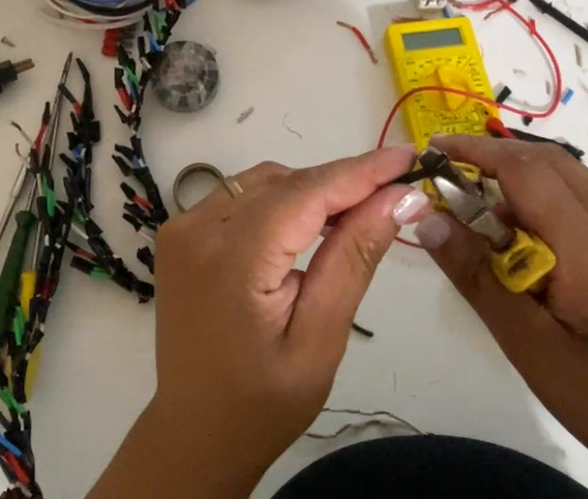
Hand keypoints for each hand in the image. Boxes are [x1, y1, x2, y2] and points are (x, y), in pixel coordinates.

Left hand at [89, 147, 430, 498]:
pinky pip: (238, 197)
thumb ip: (353, 259)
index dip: (360, 171)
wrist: (196, 430)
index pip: (306, 192)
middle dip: (339, 182)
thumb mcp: (320, 338)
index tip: (408, 157)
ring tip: (353, 215)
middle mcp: (197, 228)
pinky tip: (305, 227)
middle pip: (282, 182)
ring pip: (260, 182)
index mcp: (232, 258)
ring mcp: (182, 227)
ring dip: (308, 190)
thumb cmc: (264, 400)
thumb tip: (397, 198)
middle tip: (393, 194)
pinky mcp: (179, 233)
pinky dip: (276, 202)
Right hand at [418, 133, 587, 498]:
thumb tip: (428, 220)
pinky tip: (553, 262)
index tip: (436, 148)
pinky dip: (565, 213)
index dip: (476, 150)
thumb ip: (479, 276)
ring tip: (498, 230)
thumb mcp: (532, 347)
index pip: (525, 169)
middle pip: (555, 164)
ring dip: (533, 188)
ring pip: (583, 188)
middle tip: (459, 180)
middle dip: (501, 160)